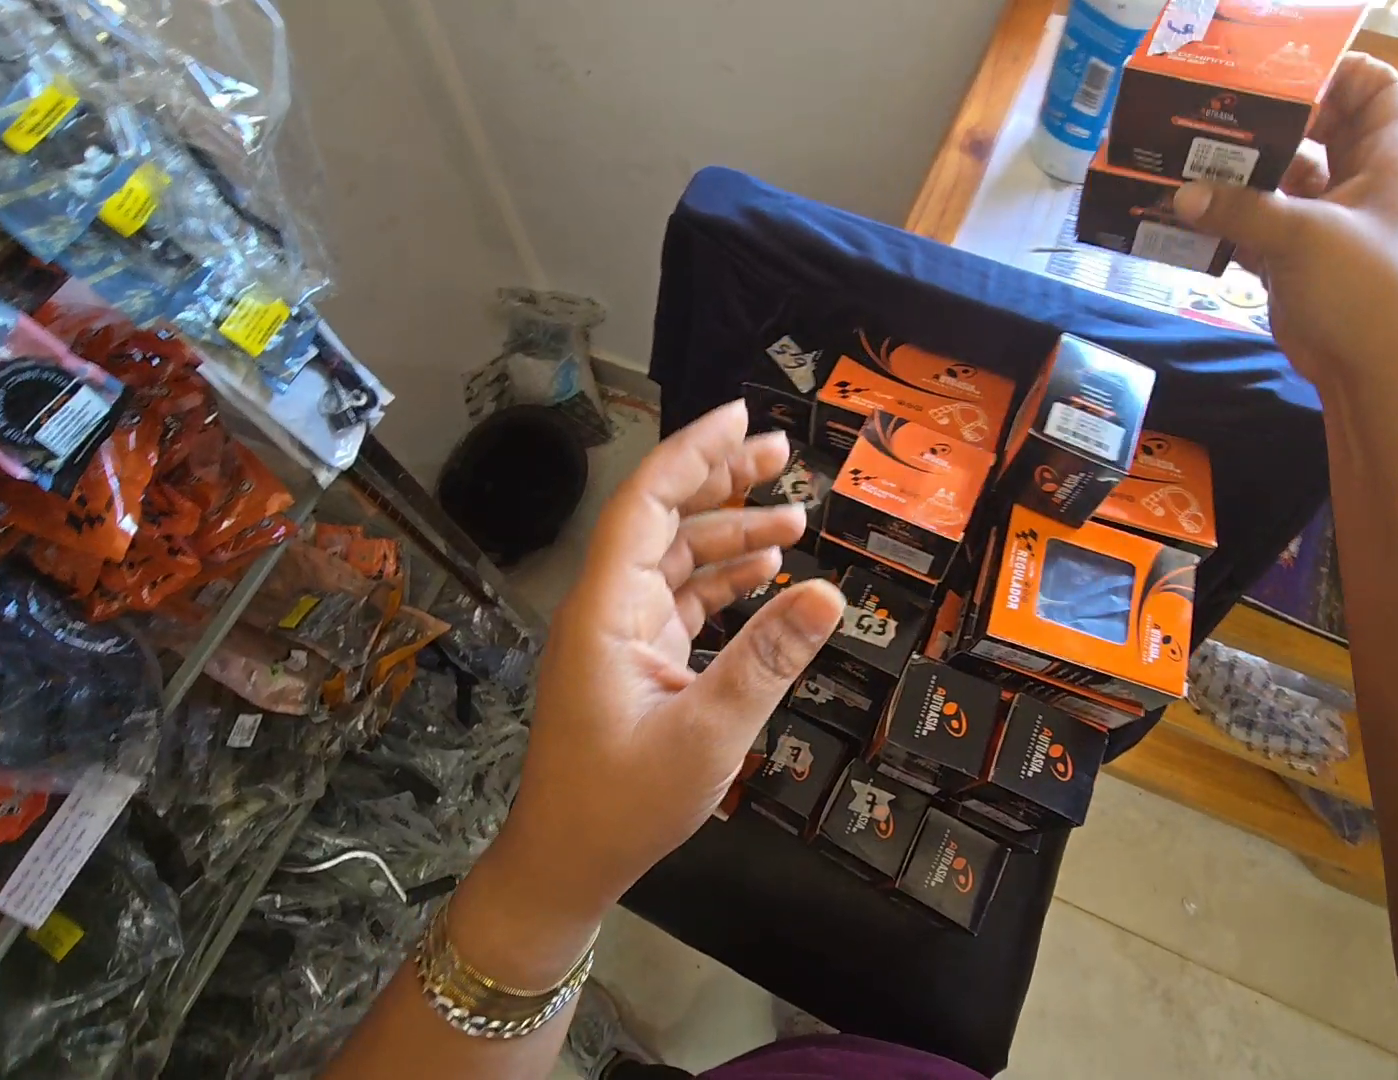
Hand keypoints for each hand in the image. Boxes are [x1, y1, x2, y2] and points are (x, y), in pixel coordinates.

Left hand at [461, 401, 845, 961]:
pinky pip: (684, 599)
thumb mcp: (709, 733)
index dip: (693, 453)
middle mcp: (610, 605)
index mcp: (607, 608)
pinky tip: (767, 572)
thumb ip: (768, 660)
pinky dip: (724, 580)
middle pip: (665, 519)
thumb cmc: (623, 804)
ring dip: (732, 533)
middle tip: (782, 454)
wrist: (567, 862)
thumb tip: (830, 595)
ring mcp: (622, 630)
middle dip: (722, 481)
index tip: (742, 418)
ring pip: (678, 558)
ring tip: (795, 518)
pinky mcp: (638, 656)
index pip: (648, 503)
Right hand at [1171, 55, 1397, 391]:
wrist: (1371, 366)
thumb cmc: (1363, 286)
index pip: (1378, 94)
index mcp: (1384, 162)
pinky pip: (1254, 234)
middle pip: (1316, 138)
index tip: (1288, 74)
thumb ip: (1242, 212)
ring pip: (1277, 191)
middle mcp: (1355, 188)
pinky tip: (1188, 222)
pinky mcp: (1292, 265)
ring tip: (1188, 169)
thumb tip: (1179, 195)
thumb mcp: (1305, 237)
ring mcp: (1321, 230)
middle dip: (1271, 129)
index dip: (1344, 74)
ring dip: (1237, 183)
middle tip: (1217, 121)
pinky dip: (1225, 228)